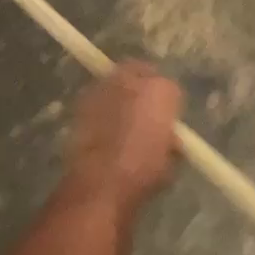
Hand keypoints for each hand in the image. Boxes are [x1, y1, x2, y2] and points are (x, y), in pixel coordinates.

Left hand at [64, 61, 183, 211]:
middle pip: (140, 72)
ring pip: (117, 80)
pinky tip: (102, 126)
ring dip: (120, 93)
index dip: (167, 104)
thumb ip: (169, 138)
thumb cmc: (142, 173)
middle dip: (143, 87)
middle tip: (143, 111)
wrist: (100, 182)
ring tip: (120, 117)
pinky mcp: (83, 98)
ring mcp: (105, 85)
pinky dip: (101, 106)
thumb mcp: (170, 160)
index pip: (170, 87)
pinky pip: (98, 96)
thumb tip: (166, 137)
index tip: (165, 119)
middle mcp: (133, 79)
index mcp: (161, 91)